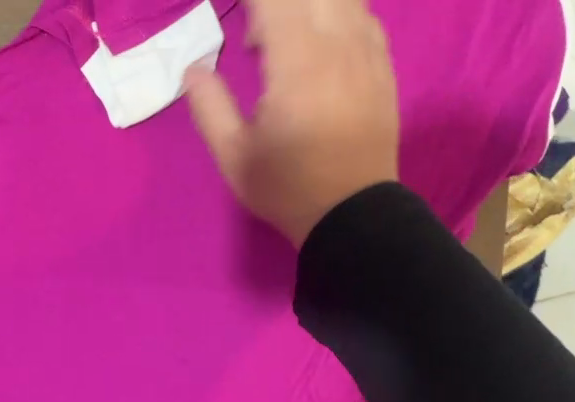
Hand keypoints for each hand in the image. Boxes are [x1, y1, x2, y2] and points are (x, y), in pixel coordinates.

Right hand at [182, 0, 399, 244]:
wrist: (349, 208)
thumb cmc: (284, 186)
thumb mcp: (233, 155)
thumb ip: (210, 107)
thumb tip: (193, 69)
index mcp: (298, 64)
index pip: (275, 2)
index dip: (253, 2)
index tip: (235, 16)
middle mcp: (338, 42)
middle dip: (275, 5)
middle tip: (252, 39)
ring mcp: (366, 47)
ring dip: (305, 9)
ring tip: (278, 40)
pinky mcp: (381, 60)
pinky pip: (361, 13)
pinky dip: (333, 15)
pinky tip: (315, 43)